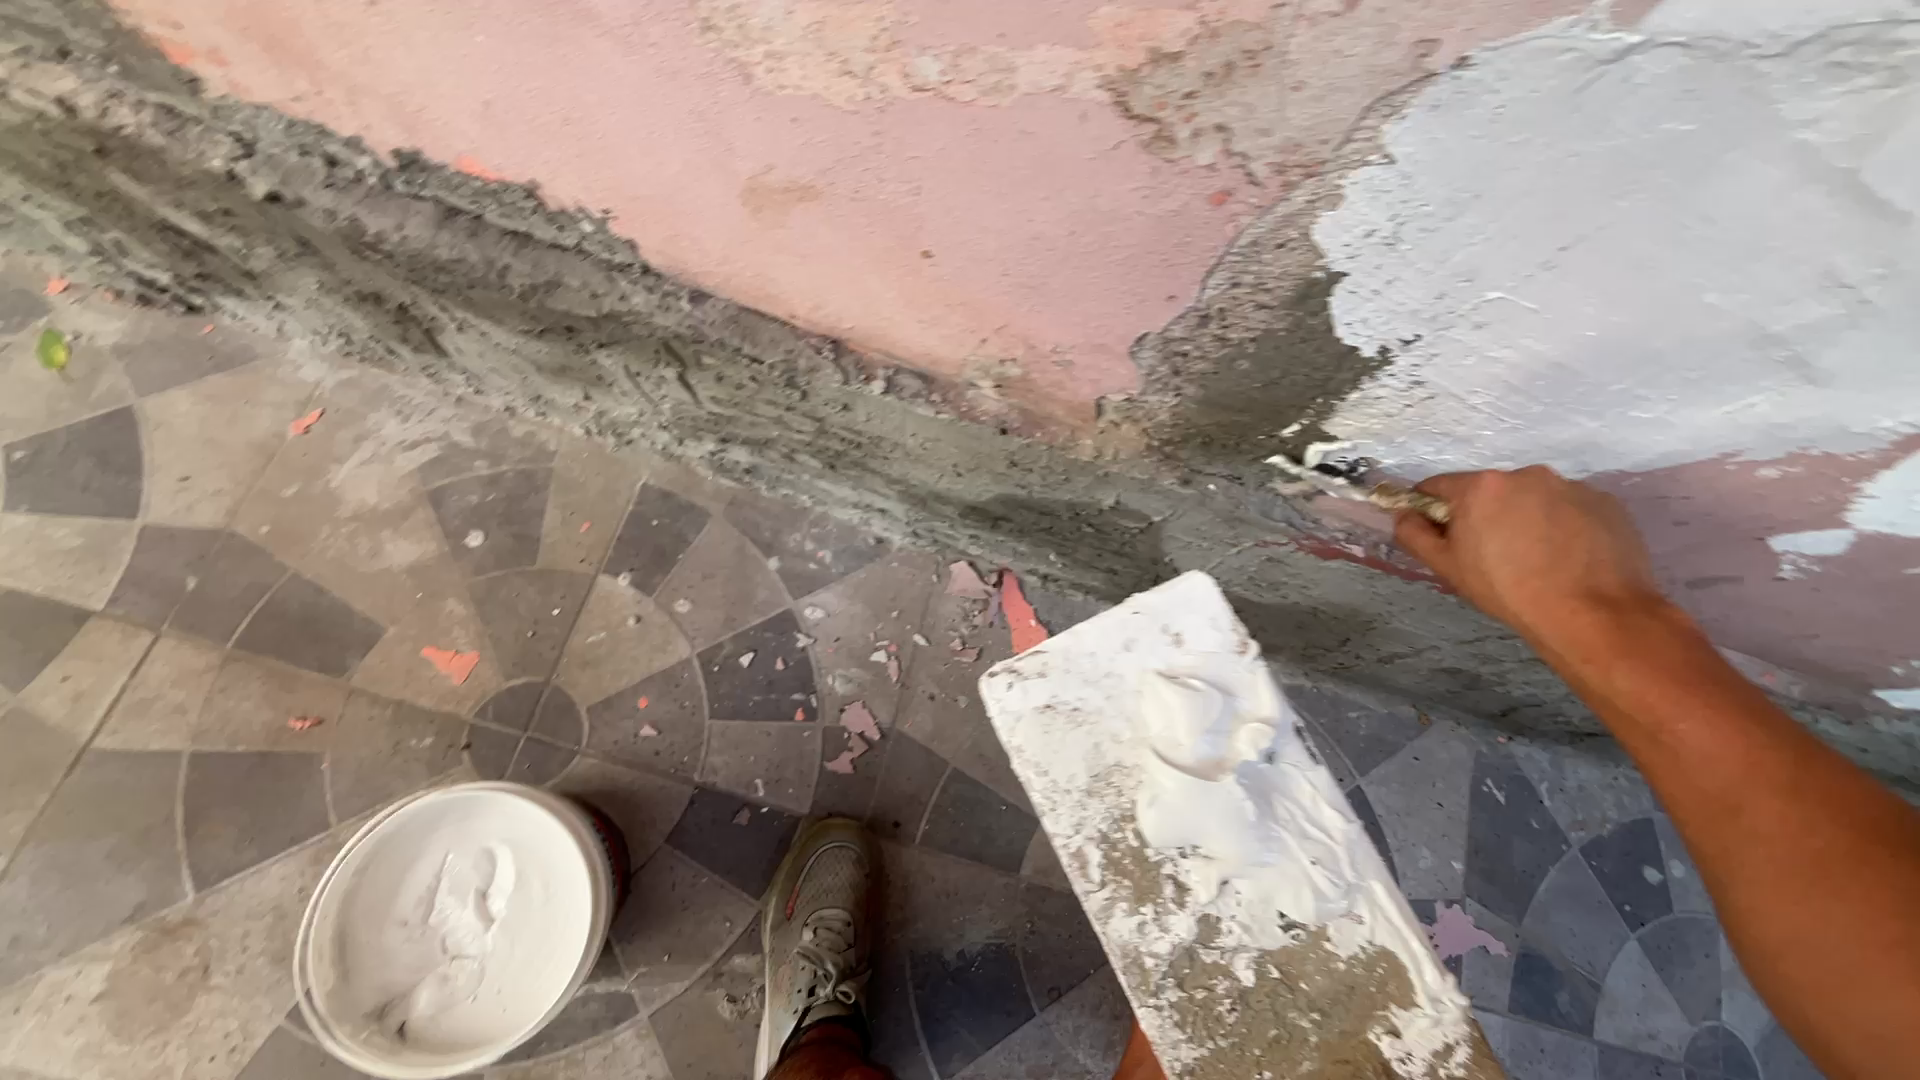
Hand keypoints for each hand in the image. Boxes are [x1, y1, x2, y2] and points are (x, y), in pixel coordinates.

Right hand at [1393, 466, 1664, 644]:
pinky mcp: (1606, 502)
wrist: (1593, 613)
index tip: (1439, 536)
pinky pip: (1568, 508)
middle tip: (1488, 554)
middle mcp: (1526, 475)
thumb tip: (1404, 515)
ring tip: (1533, 558)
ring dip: (1523, 518)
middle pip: (1488, 491)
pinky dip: (1560, 525)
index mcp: (1482, 486)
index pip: (1438, 486)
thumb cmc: (1507, 588)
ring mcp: (1571, 486)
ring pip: (1531, 498)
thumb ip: (1413, 534)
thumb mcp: (1445, 566)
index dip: (1430, 510)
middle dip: (1482, 514)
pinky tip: (1565, 556)